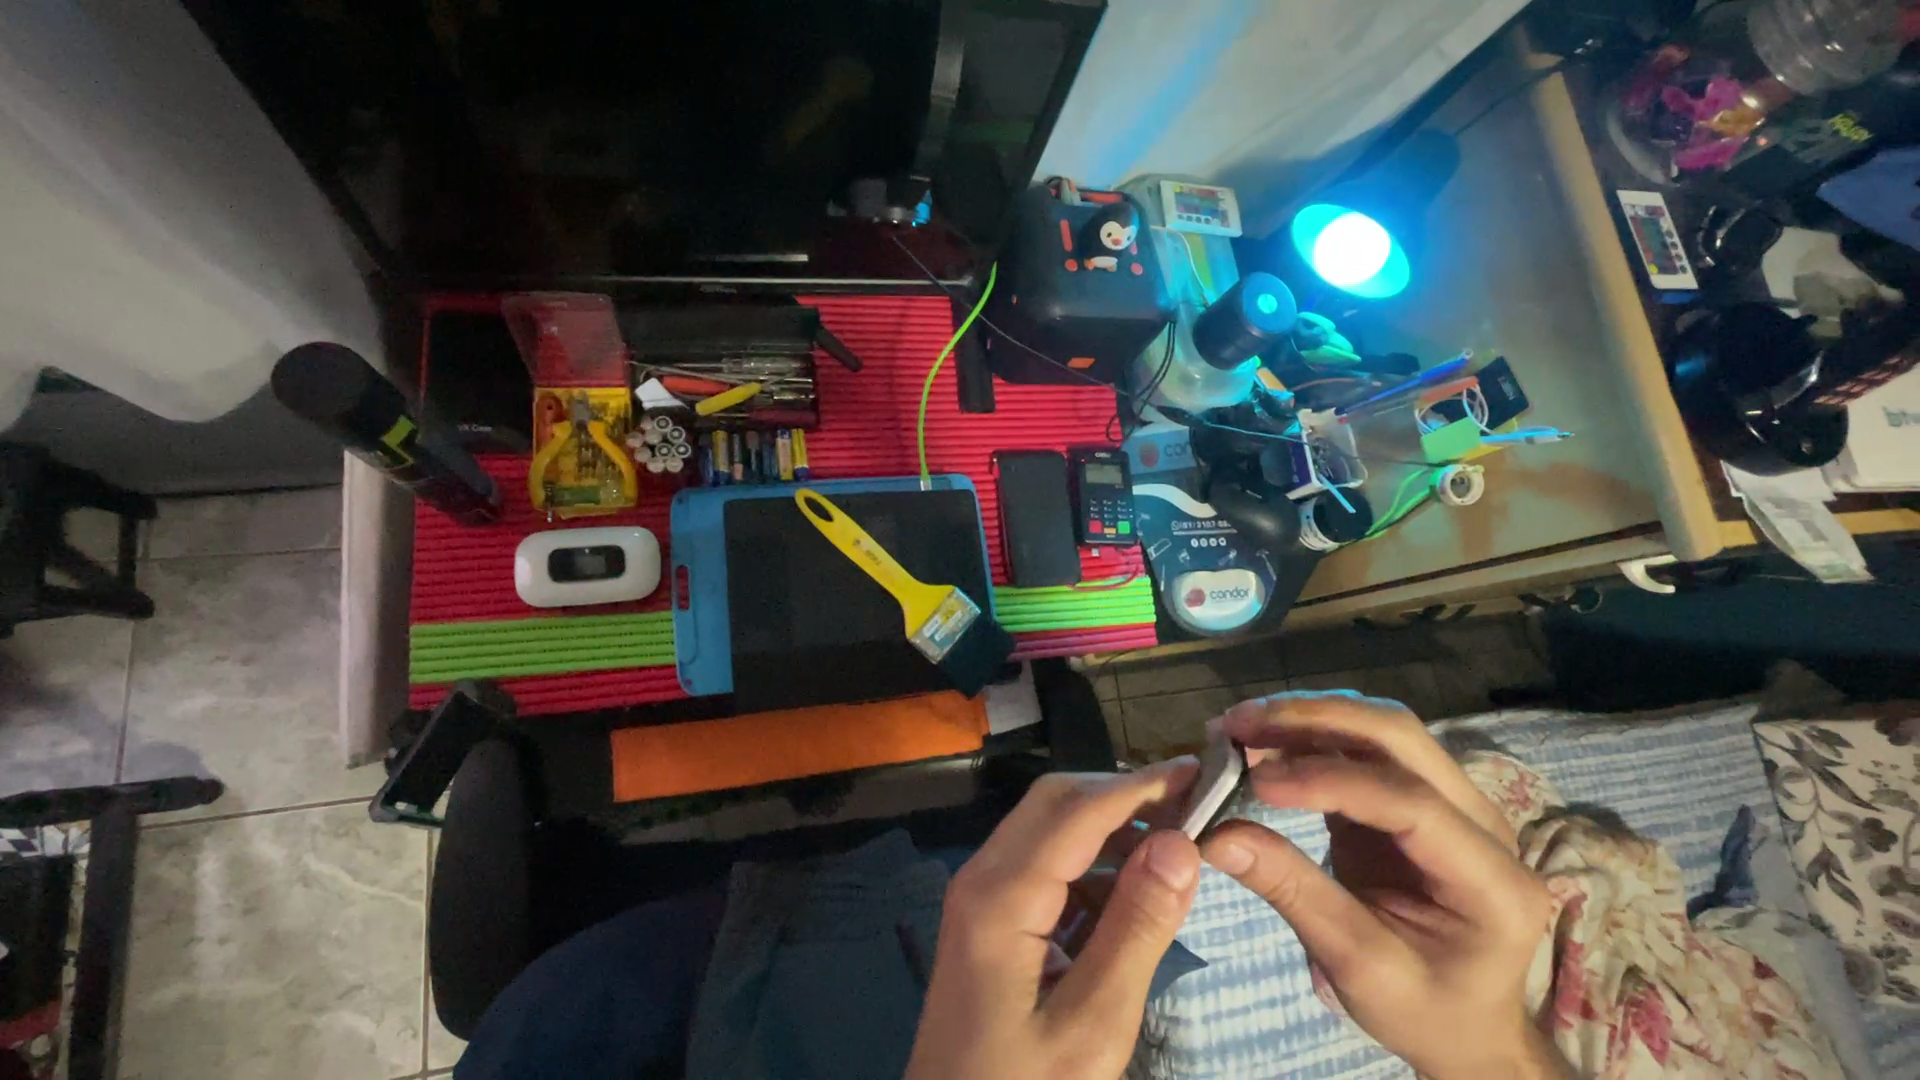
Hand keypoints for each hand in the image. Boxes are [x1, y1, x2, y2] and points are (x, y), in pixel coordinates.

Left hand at [906, 759, 1201, 1079]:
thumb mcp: (1092, 1025)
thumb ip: (1136, 930)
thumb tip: (1180, 843)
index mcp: (1000, 896)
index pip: (1076, 811)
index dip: (1138, 786)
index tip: (1197, 771)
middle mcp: (982, 876)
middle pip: (1054, 803)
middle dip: (1122, 796)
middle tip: (1189, 808)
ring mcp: (980, 895)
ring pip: (1047, 828)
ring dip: (1108, 827)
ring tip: (1172, 848)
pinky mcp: (988, 916)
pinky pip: (1041, 865)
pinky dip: (1089, 864)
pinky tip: (1129, 894)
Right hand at [1202, 692, 1561, 1079]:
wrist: (1460, 1025)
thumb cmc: (1421, 1009)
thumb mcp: (1357, 966)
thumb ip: (1294, 892)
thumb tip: (1216, 835)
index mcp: (1492, 879)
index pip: (1410, 802)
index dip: (1329, 779)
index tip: (1256, 782)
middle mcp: (1483, 822)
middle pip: (1399, 738)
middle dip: (1313, 719)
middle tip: (1238, 724)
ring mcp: (1452, 802)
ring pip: (1379, 729)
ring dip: (1306, 717)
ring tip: (1238, 727)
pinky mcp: (1415, 796)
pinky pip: (1361, 748)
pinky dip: (1307, 738)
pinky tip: (1260, 744)